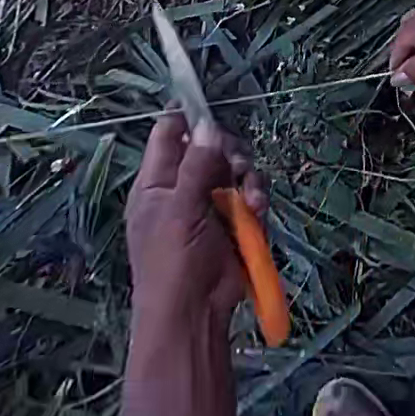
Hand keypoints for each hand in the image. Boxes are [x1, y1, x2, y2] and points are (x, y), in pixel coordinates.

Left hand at [126, 114, 265, 326]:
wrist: (194, 316)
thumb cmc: (172, 265)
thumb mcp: (180, 212)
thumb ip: (196, 166)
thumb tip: (208, 124)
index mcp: (157, 183)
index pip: (168, 134)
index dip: (186, 115)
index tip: (209, 99)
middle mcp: (185, 185)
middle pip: (212, 146)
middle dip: (229, 152)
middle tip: (235, 166)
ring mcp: (212, 201)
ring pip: (236, 167)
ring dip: (247, 179)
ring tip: (250, 201)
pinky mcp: (236, 216)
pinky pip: (252, 191)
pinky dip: (256, 198)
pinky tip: (256, 212)